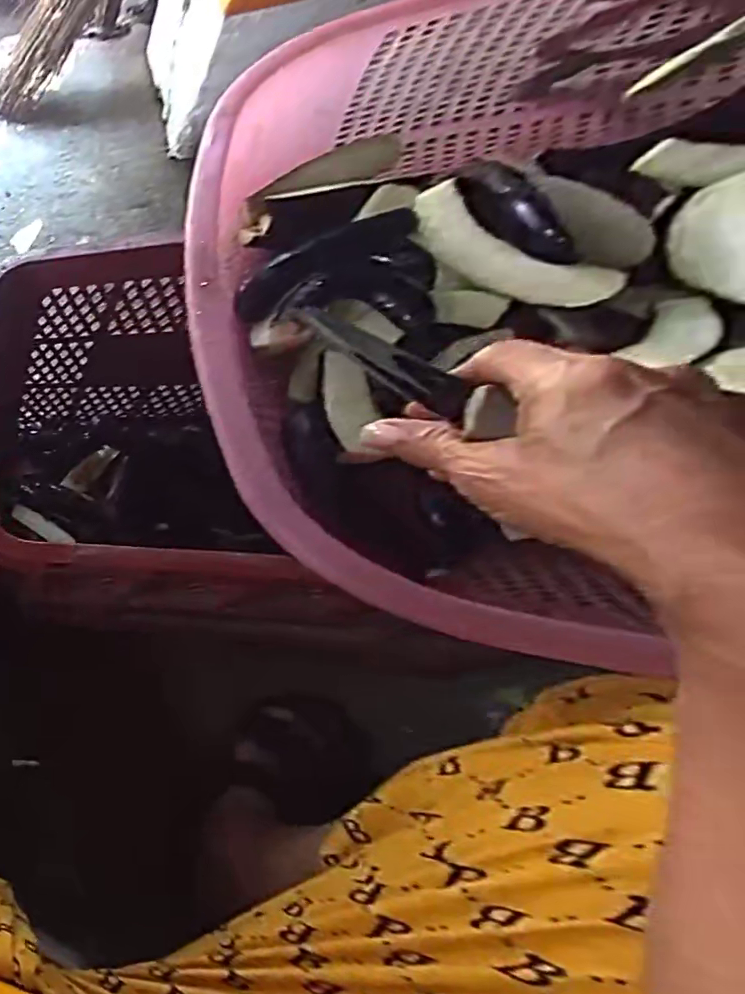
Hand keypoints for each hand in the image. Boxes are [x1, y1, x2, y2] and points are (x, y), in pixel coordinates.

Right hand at [359, 341, 744, 622]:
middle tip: (493, 448)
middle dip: (516, 407)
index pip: (499, 353)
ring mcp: (694, 394)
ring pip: (608, 397)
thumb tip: (378, 432)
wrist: (715, 545)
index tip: (444, 405)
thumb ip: (429, 448)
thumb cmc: (598, 506)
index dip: (461, 377)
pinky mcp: (730, 422)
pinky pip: (661, 417)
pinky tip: (618, 475)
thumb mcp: (487, 477)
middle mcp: (640, 372)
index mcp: (573, 377)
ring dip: (576, 422)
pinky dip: (631, 437)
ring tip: (559, 468)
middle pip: (554, 376)